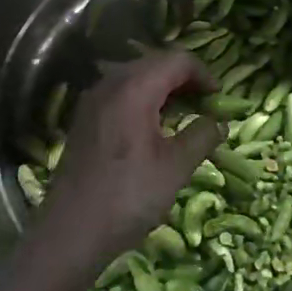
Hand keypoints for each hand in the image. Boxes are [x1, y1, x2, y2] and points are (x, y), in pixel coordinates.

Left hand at [30, 53, 221, 274]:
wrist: (71, 231)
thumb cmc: (128, 196)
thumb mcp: (175, 168)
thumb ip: (201, 136)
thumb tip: (220, 122)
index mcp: (135, 88)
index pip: (176, 60)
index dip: (202, 73)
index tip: (218, 97)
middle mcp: (110, 84)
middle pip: (154, 62)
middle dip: (183, 78)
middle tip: (204, 104)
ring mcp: (93, 99)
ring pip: (135, 76)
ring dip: (162, 88)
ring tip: (181, 114)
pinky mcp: (84, 118)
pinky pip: (119, 93)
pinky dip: (141, 99)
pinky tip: (150, 127)